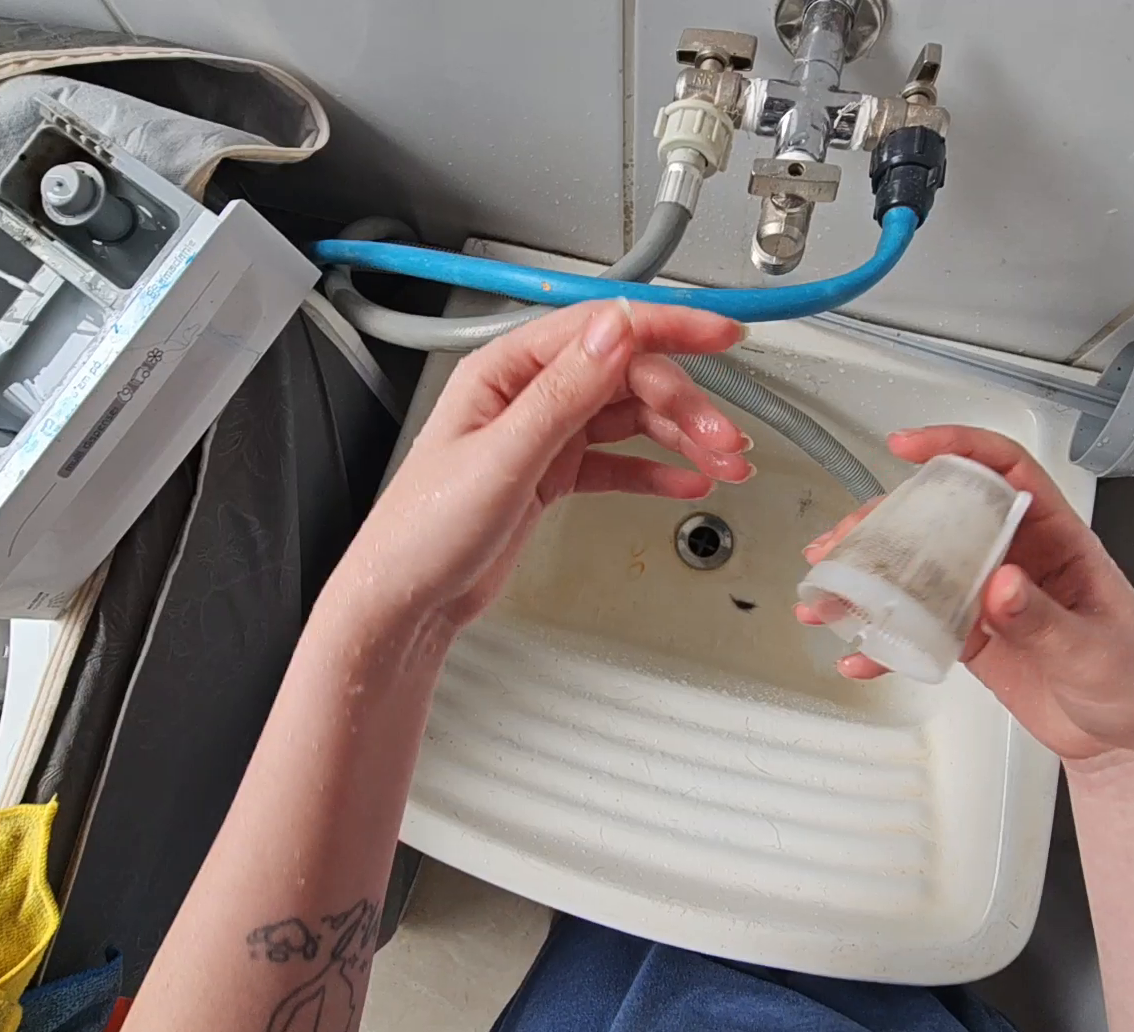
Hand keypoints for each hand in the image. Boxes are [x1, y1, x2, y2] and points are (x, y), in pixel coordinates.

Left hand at [332, 299, 751, 634]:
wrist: (408, 600)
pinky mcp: (554, 474)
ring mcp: (545, 436)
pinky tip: (687, 481)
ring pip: (629, 419)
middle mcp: (529, 395)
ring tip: (723, 462)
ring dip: (680, 438)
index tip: (719, 334)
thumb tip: (613, 332)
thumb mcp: (502, 458)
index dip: (667, 328)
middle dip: (684, 404)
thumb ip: (562, 394)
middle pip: (626, 377)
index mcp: (507, 372)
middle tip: (725, 438)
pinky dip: (655, 470)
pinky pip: (617, 461)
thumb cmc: (426, 530)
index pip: (601, 330)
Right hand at [796, 426, 1133, 768]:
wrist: (1129, 741)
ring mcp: (984, 596)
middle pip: (936, 520)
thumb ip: (1045, 619)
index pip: (1003, 471)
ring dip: (865, 582)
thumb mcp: (1097, 651)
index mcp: (1054, 539)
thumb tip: (1000, 583)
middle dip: (878, 525)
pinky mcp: (967, 634)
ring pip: (914, 571)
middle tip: (840, 545)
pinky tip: (862, 655)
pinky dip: (883, 641)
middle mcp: (1011, 557)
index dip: (955, 447)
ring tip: (827, 598)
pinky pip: (914, 626)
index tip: (907, 446)